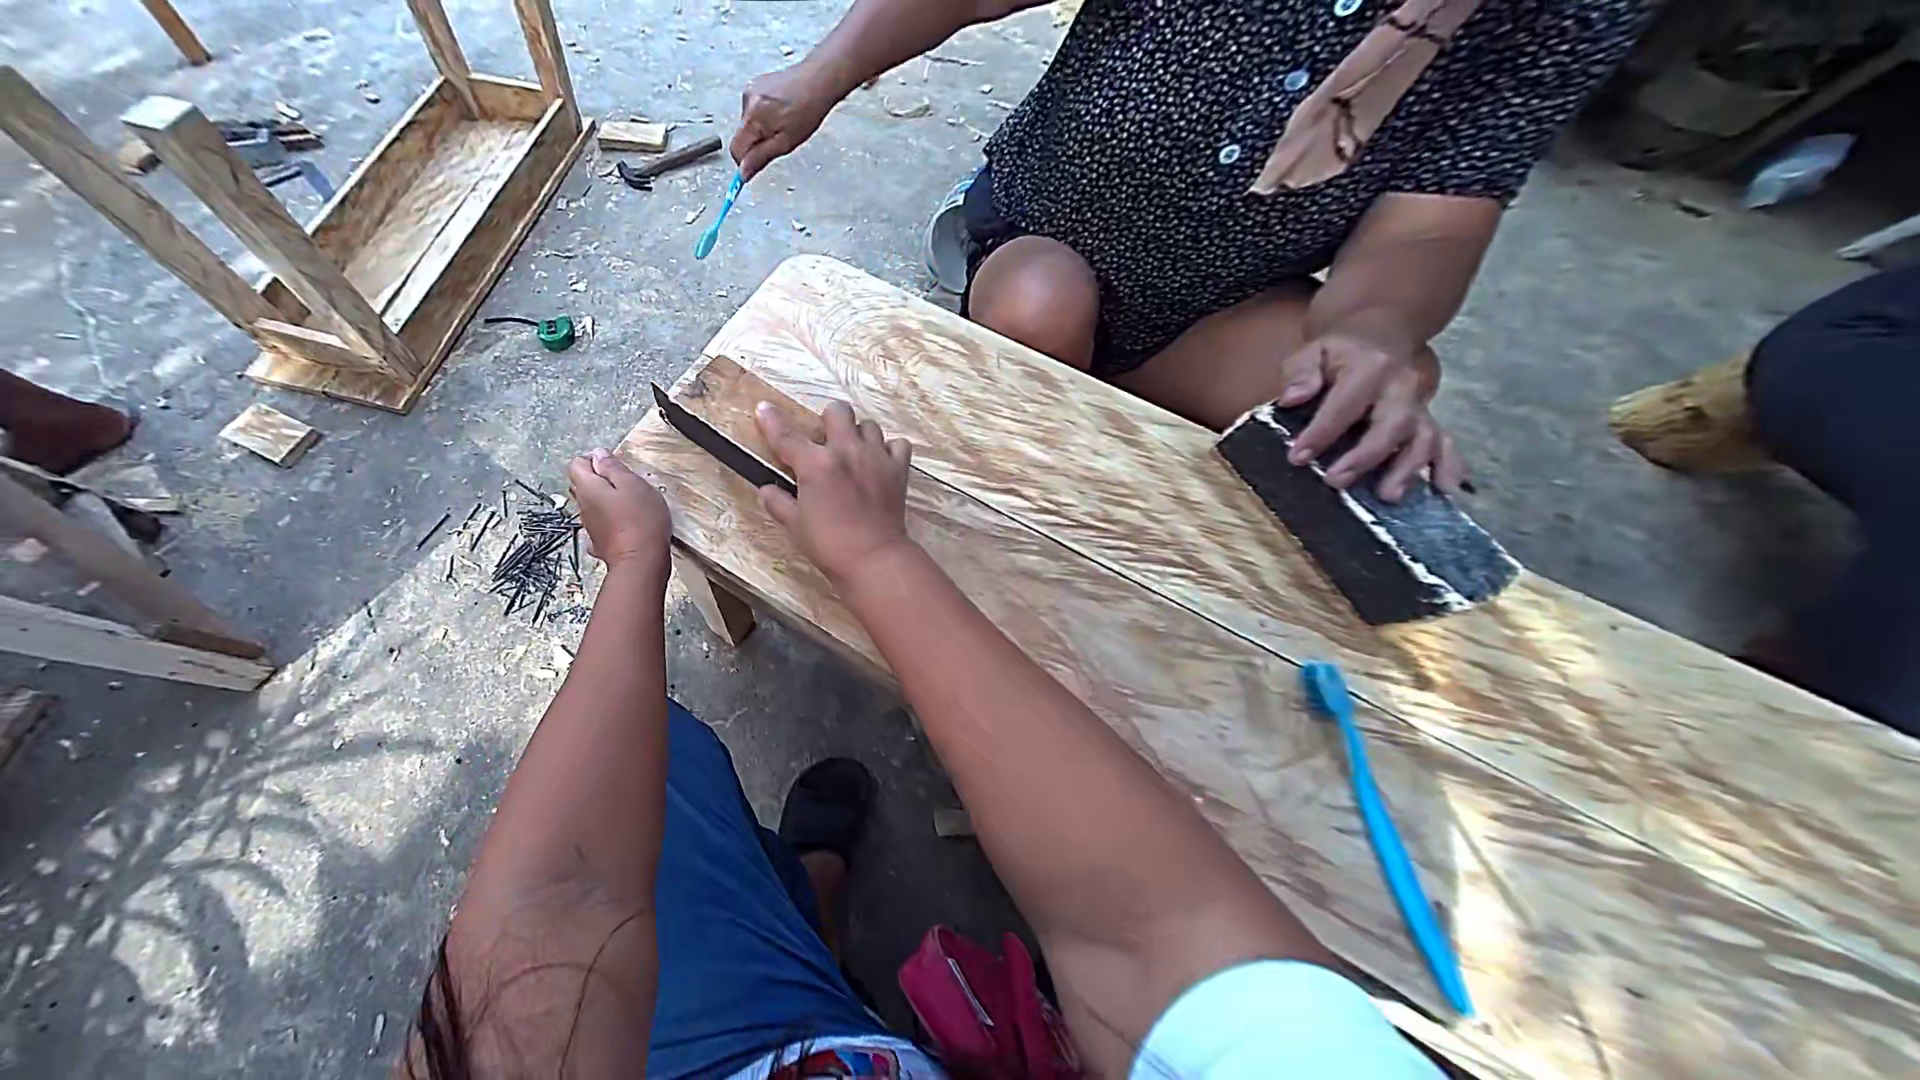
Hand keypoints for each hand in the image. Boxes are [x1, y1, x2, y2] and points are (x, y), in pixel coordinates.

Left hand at [567, 448, 670, 569]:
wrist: (642, 561)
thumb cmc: (641, 521)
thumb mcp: (633, 485)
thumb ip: (613, 467)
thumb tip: (599, 454)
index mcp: (588, 488)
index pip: (577, 464)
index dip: (596, 461)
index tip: (618, 468)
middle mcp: (583, 506)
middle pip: (584, 484)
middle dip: (603, 480)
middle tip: (629, 485)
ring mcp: (590, 525)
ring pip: (594, 504)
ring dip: (610, 500)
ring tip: (634, 505)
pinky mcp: (601, 541)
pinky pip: (603, 522)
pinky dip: (612, 519)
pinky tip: (629, 524)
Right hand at [733, 63, 839, 180]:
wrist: (817, 81)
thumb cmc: (807, 111)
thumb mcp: (785, 143)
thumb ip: (761, 158)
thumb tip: (743, 172)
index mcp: (752, 117)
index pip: (736, 149)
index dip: (745, 162)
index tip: (755, 167)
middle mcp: (746, 101)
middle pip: (742, 136)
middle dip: (757, 144)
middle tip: (780, 139)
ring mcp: (750, 90)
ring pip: (748, 124)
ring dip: (762, 130)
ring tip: (784, 123)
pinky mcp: (755, 85)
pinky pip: (753, 110)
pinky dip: (765, 117)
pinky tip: (781, 112)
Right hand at [754, 400, 914, 583]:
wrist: (873, 558)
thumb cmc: (830, 545)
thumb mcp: (794, 525)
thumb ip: (778, 502)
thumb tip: (767, 490)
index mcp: (815, 464)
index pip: (786, 436)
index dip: (771, 420)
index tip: (764, 408)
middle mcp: (846, 452)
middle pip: (838, 412)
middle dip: (828, 420)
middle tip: (825, 440)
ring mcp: (876, 457)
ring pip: (869, 425)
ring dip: (858, 434)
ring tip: (853, 453)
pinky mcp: (898, 469)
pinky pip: (898, 444)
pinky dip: (890, 449)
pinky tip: (880, 461)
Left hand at [1275, 333, 1465, 501]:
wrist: (1382, 335)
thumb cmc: (1338, 353)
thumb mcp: (1313, 352)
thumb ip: (1300, 373)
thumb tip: (1292, 398)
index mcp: (1370, 368)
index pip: (1345, 404)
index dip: (1321, 432)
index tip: (1298, 457)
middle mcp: (1402, 388)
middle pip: (1392, 425)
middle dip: (1365, 456)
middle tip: (1336, 481)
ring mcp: (1420, 406)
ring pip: (1423, 438)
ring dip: (1407, 469)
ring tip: (1388, 496)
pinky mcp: (1428, 421)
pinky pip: (1445, 443)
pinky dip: (1447, 466)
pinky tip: (1443, 490)